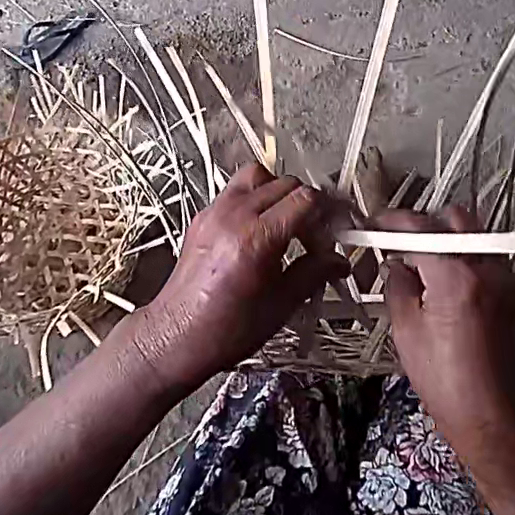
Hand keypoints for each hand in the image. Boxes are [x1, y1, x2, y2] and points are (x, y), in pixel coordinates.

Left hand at [125, 164, 349, 393]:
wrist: (175, 338)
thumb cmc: (224, 330)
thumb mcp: (281, 305)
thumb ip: (314, 273)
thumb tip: (338, 261)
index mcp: (256, 239)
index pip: (305, 199)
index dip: (330, 210)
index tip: (339, 225)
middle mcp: (234, 216)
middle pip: (287, 183)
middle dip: (310, 204)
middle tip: (318, 233)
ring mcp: (215, 212)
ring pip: (258, 175)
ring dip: (280, 192)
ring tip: (288, 222)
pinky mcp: (203, 216)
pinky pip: (236, 190)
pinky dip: (256, 198)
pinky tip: (262, 228)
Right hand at [380, 207, 514, 489]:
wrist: (510, 432)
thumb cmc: (452, 391)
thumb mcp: (408, 338)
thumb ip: (398, 289)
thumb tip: (396, 265)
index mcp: (457, 278)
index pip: (419, 228)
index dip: (391, 222)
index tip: (375, 226)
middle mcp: (491, 270)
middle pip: (456, 219)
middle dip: (427, 225)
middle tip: (404, 248)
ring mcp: (514, 283)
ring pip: (478, 240)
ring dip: (451, 245)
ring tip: (430, 276)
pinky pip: (494, 265)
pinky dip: (473, 268)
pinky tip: (458, 299)